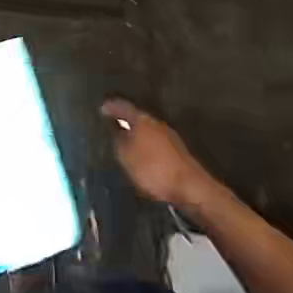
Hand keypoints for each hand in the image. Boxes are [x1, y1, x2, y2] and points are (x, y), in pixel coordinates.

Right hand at [103, 98, 219, 211]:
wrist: (189, 186)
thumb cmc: (153, 169)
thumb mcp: (126, 156)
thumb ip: (119, 141)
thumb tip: (116, 129)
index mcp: (143, 120)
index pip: (124, 107)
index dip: (112, 106)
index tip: (102, 107)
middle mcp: (156, 123)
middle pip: (137, 117)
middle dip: (125, 120)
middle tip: (112, 123)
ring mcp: (169, 135)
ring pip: (147, 130)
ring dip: (136, 133)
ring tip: (124, 140)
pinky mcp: (176, 150)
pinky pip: (155, 141)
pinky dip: (146, 144)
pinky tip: (142, 153)